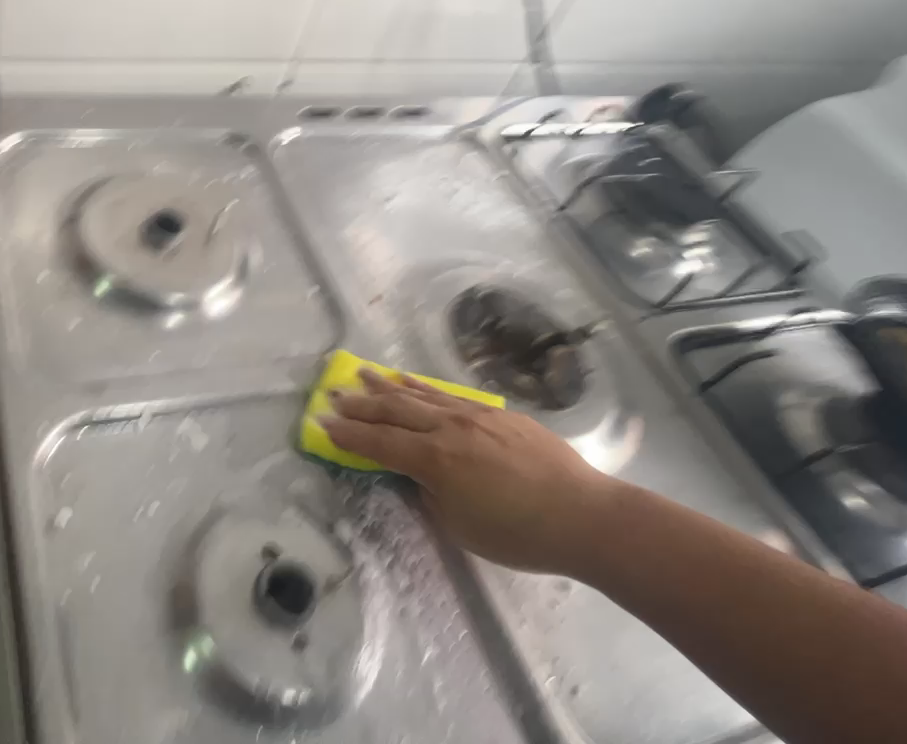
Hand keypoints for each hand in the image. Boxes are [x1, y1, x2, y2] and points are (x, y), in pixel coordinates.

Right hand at [321, 368, 620, 574]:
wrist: (585, 516)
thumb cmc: (519, 534)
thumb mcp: (459, 527)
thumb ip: (429, 495)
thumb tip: (415, 475)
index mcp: (434, 459)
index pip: (378, 442)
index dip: (347, 434)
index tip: (320, 422)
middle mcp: (449, 428)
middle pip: (393, 410)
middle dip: (359, 403)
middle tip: (332, 394)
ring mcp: (475, 416)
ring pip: (421, 394)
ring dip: (387, 385)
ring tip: (362, 372)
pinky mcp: (499, 414)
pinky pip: (450, 395)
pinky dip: (424, 388)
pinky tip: (414, 382)